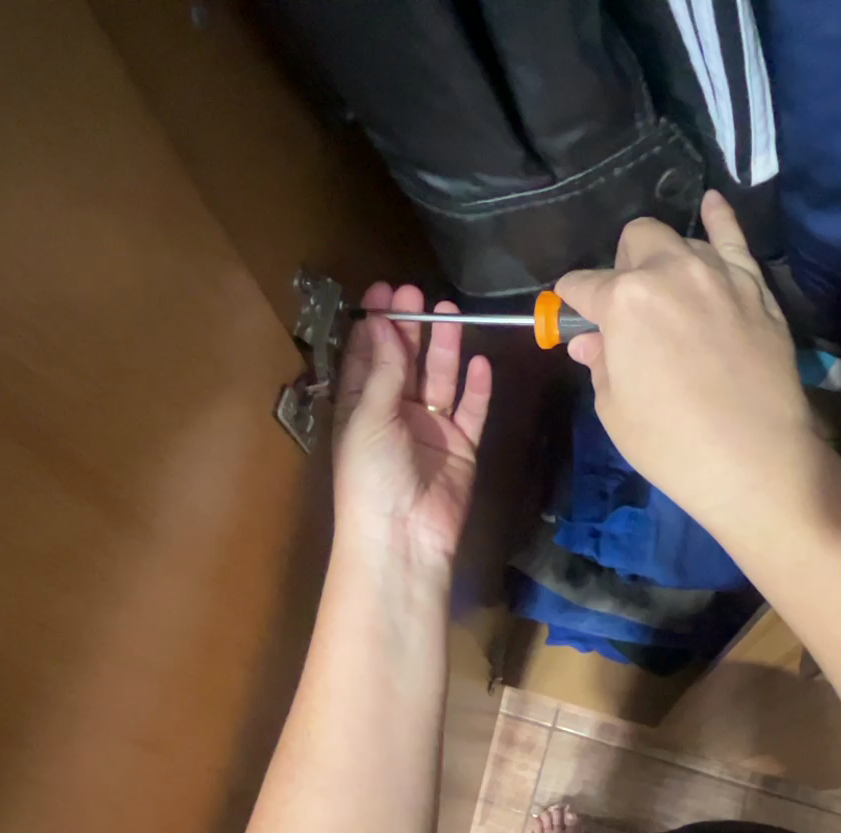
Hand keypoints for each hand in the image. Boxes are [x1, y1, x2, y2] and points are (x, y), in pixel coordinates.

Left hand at [332, 283, 492, 569]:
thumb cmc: (371, 475)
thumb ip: (382, 370)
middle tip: (418, 293)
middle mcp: (394, 415)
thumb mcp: (368, 418)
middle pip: (404, 363)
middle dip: (410, 329)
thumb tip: (381, 322)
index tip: (385, 290)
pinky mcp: (461, 447)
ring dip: (443, 349)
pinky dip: (476, 389)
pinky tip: (480, 362)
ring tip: (449, 313)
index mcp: (360, 409)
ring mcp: (430, 431)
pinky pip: (471, 412)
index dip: (375, 325)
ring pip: (439, 381)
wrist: (404, 535)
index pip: (366, 357)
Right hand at [555, 192, 825, 539]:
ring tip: (662, 289)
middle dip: (620, 267)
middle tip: (623, 310)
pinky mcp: (755, 288)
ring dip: (662, 259)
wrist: (753, 460)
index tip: (571, 319)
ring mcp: (718, 274)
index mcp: (623, 301)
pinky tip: (711, 206)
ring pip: (681, 240)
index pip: (581, 286)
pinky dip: (719, 219)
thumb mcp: (614, 409)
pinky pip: (735, 238)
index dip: (570, 303)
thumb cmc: (670, 443)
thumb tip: (590, 342)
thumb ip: (601, 363)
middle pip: (635, 242)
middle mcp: (669, 272)